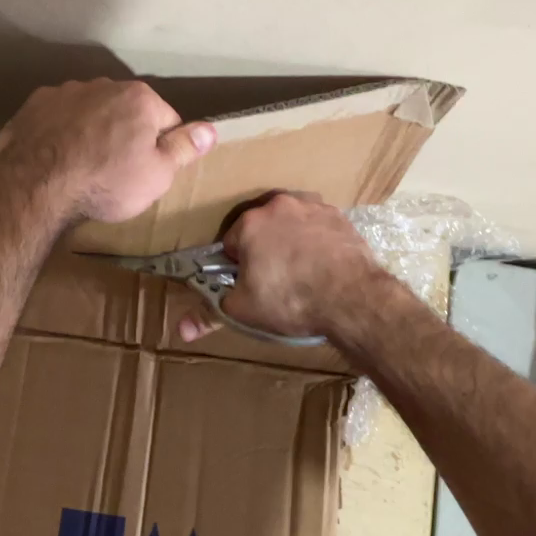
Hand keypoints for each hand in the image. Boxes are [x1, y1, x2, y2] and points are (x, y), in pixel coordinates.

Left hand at [0, 80, 215, 223]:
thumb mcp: (156, 175)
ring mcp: (64, 92)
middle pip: (124, 111)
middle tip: (114, 173)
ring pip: (89, 112)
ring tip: (81, 167)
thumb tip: (211, 129)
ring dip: (90, 131)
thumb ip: (184, 148)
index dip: (160, 148)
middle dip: (123, 135)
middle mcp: (102, 85)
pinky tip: (55, 160)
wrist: (35, 187)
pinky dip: (59, 134)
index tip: (147, 171)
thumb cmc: (105, 183)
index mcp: (139, 98)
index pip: (165, 120)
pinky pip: (56, 119)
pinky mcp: (33, 106)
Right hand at [177, 191, 388, 341]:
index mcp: (249, 223)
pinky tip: (322, 268)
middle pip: (260, 230)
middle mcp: (279, 205)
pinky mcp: (340, 217)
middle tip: (273, 282)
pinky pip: (318, 228)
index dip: (235, 268)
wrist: (354, 299)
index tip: (248, 285)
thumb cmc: (292, 301)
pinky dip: (316, 243)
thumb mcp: (243, 310)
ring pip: (290, 226)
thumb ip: (208, 314)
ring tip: (300, 276)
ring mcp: (313, 207)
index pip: (230, 244)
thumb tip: (181, 330)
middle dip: (263, 251)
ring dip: (290, 244)